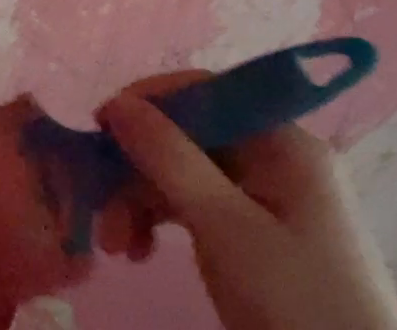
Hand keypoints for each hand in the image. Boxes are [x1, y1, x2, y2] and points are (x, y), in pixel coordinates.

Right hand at [96, 73, 396, 329]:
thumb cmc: (297, 302)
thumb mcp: (226, 228)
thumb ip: (169, 158)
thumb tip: (118, 101)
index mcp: (284, 144)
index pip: (205, 92)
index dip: (149, 102)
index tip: (100, 128)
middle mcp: (275, 160)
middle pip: (186, 138)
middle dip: (137, 171)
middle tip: (100, 214)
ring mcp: (264, 198)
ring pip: (182, 175)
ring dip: (140, 202)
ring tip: (116, 248)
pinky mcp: (252, 234)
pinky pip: (193, 207)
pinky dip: (160, 222)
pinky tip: (138, 251)